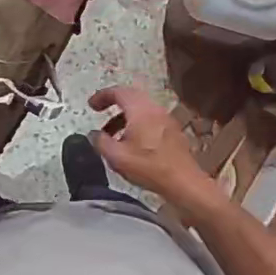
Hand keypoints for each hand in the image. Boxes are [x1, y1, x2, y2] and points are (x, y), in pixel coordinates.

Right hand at [89, 85, 223, 215]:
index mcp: (140, 110)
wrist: (183, 182)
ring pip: (141, 110)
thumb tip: (93, 134)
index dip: (102, 96)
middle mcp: (155, 109)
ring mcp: (167, 120)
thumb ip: (100, 142)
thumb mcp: (116, 156)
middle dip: (113, 104)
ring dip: (124, 118)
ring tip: (112, 135)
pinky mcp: (173, 132)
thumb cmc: (148, 167)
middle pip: (131, 98)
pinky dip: (136, 125)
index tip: (91, 105)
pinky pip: (150, 120)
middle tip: (99, 114)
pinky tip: (131, 145)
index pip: (119, 92)